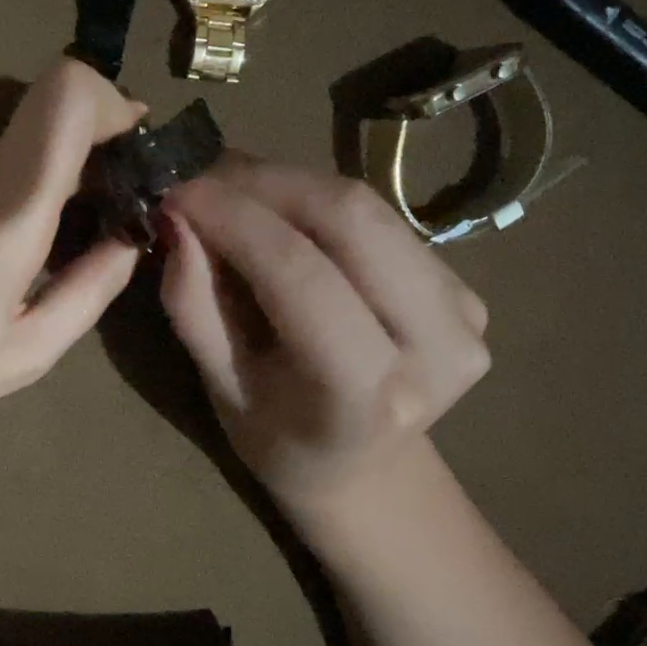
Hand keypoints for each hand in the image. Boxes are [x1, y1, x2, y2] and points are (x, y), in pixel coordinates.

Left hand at [0, 60, 143, 436]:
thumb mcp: (24, 357)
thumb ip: (91, 287)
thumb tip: (130, 233)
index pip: (64, 99)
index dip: (109, 103)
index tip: (128, 146)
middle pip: (44, 123)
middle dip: (79, 164)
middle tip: (84, 225)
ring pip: (11, 147)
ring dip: (32, 186)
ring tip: (20, 256)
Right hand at [159, 155, 490, 512]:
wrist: (360, 467)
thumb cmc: (274, 439)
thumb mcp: (219, 387)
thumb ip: (194, 305)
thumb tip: (176, 219)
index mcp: (366, 394)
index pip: (300, 276)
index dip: (234, 219)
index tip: (178, 192)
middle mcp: (437, 347)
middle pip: (350, 218)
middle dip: (264, 183)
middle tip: (201, 178)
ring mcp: (465, 313)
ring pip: (369, 206)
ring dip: (288, 183)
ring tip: (228, 189)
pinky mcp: (469, 287)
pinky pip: (382, 219)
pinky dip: (316, 202)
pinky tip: (274, 211)